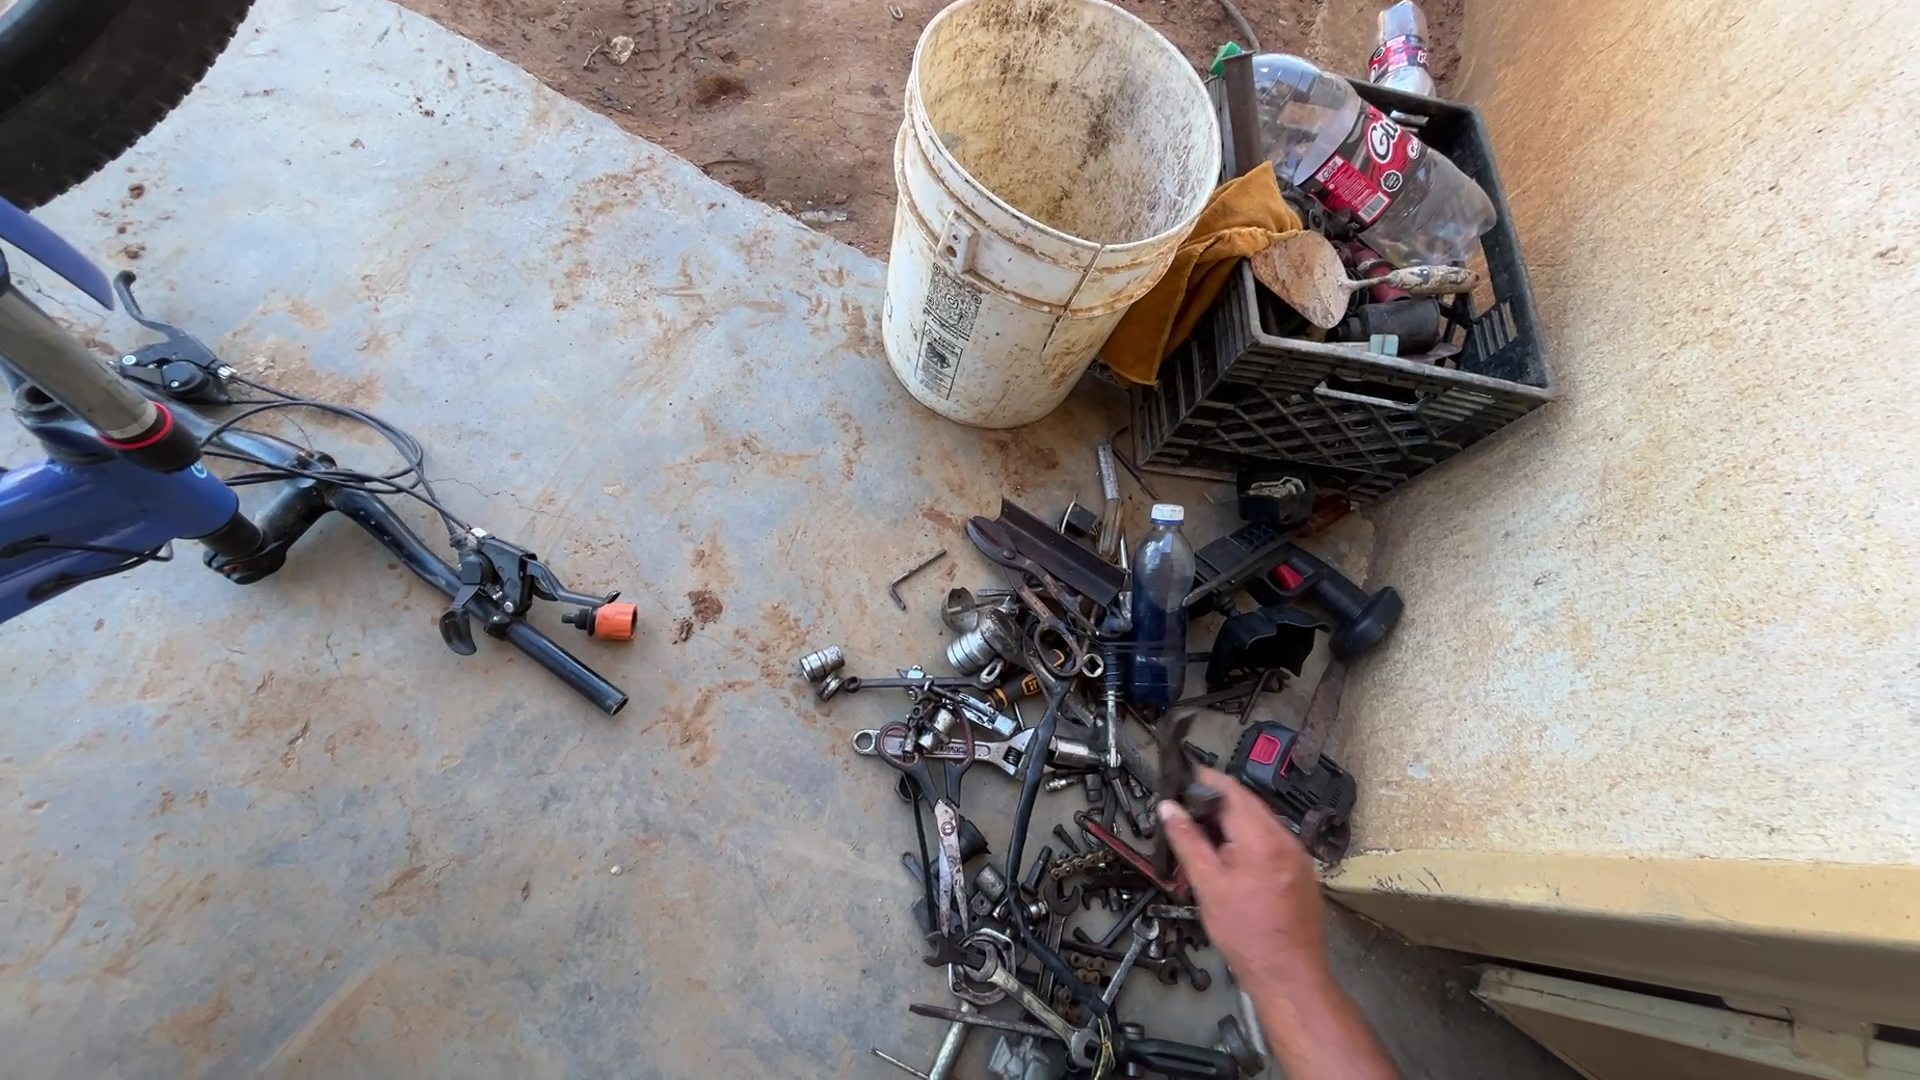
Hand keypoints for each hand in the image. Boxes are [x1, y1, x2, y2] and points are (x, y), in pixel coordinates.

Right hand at [1158, 766, 1328, 997]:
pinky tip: (1231, 862)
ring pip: (1258, 823)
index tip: (1181, 780)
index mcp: (1261, 836)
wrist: (1290, 977)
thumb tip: (1168, 808)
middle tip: (1185, 816)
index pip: (1231, 789)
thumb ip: (1187, 840)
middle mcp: (1286, 839)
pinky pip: (1271, 842)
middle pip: (1246, 804)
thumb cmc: (1246, 933)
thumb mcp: (1207, 884)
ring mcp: (1298, 856)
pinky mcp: (1302, 872)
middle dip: (1214, 805)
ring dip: (1231, 824)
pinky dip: (1248, 841)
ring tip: (1204, 842)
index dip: (1203, 780)